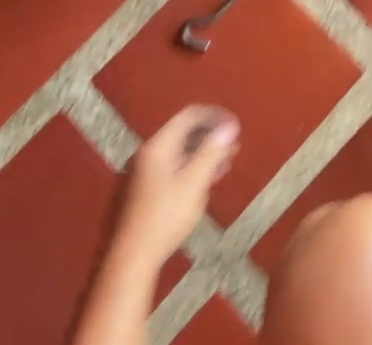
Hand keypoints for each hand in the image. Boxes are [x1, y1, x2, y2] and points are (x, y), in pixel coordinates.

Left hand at [109, 105, 238, 267]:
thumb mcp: (194, 182)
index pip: (189, 116)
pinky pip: (179, 165)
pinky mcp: (153, 186)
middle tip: (235, 144)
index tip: (235, 126)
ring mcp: (151, 170)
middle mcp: (153, 152)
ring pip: (184, 150)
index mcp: (160, 146)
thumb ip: (212, 152)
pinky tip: (211, 176)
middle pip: (186, 132)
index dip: (214, 116)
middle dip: (212, 135)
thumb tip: (230, 126)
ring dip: (206, 152)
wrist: (136, 255)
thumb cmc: (166, 215)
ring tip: (228, 160)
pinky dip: (196, 165)